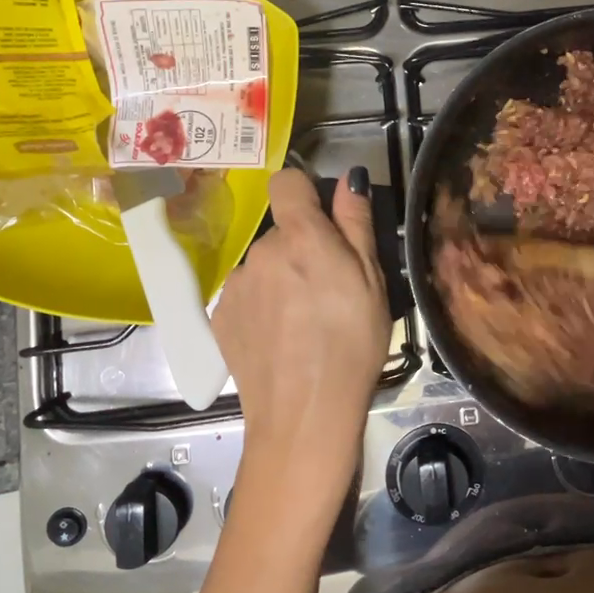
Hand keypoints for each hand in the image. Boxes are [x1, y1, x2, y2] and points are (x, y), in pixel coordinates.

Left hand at [213, 167, 388, 478]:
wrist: (304, 414)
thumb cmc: (352, 344)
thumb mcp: (372, 281)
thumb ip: (356, 224)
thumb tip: (348, 178)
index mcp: (301, 236)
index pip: (287, 182)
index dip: (306, 191)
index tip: (324, 217)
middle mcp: (260, 251)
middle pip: (280, 231)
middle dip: (302, 246)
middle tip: (330, 287)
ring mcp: (236, 285)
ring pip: (263, 265)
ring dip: (281, 277)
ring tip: (305, 319)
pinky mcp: (220, 316)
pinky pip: (246, 294)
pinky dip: (262, 305)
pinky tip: (282, 337)